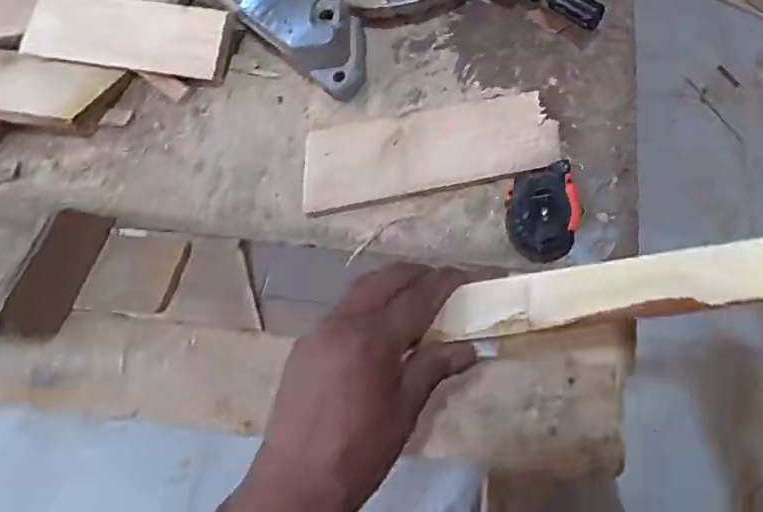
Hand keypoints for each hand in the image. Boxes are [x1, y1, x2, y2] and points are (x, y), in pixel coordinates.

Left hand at [224, 264, 477, 511]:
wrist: (292, 488)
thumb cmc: (357, 453)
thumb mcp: (404, 412)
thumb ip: (434, 368)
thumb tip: (469, 348)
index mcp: (374, 338)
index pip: (418, 295)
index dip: (446, 281)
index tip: (466, 275)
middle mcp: (344, 321)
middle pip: (388, 277)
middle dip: (418, 273)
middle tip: (442, 284)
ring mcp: (320, 330)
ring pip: (362, 288)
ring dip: (391, 284)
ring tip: (413, 300)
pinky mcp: (304, 344)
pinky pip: (343, 309)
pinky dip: (368, 304)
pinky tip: (377, 329)